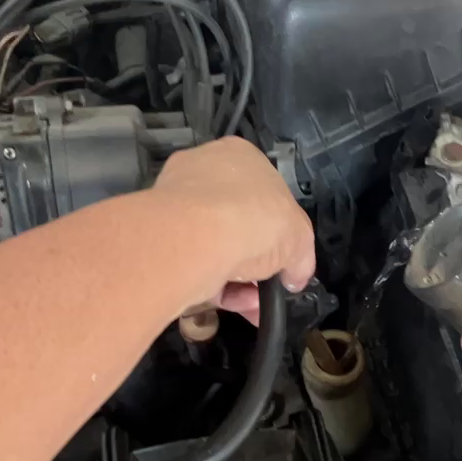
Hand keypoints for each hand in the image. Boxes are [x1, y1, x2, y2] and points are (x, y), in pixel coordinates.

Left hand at [147, 136, 315, 321]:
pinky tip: (233, 303)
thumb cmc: (254, 219)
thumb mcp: (300, 238)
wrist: (197, 236)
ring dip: (239, 281)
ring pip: (215, 247)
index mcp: (240, 156)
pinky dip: (215, 286)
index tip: (282, 257)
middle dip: (256, 261)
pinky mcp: (161, 235)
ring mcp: (178, 202)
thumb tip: (296, 276)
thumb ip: (301, 257)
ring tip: (253, 304)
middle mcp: (205, 171)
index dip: (277, 229)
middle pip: (237, 222)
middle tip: (267, 285)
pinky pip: (195, 262)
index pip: (263, 192)